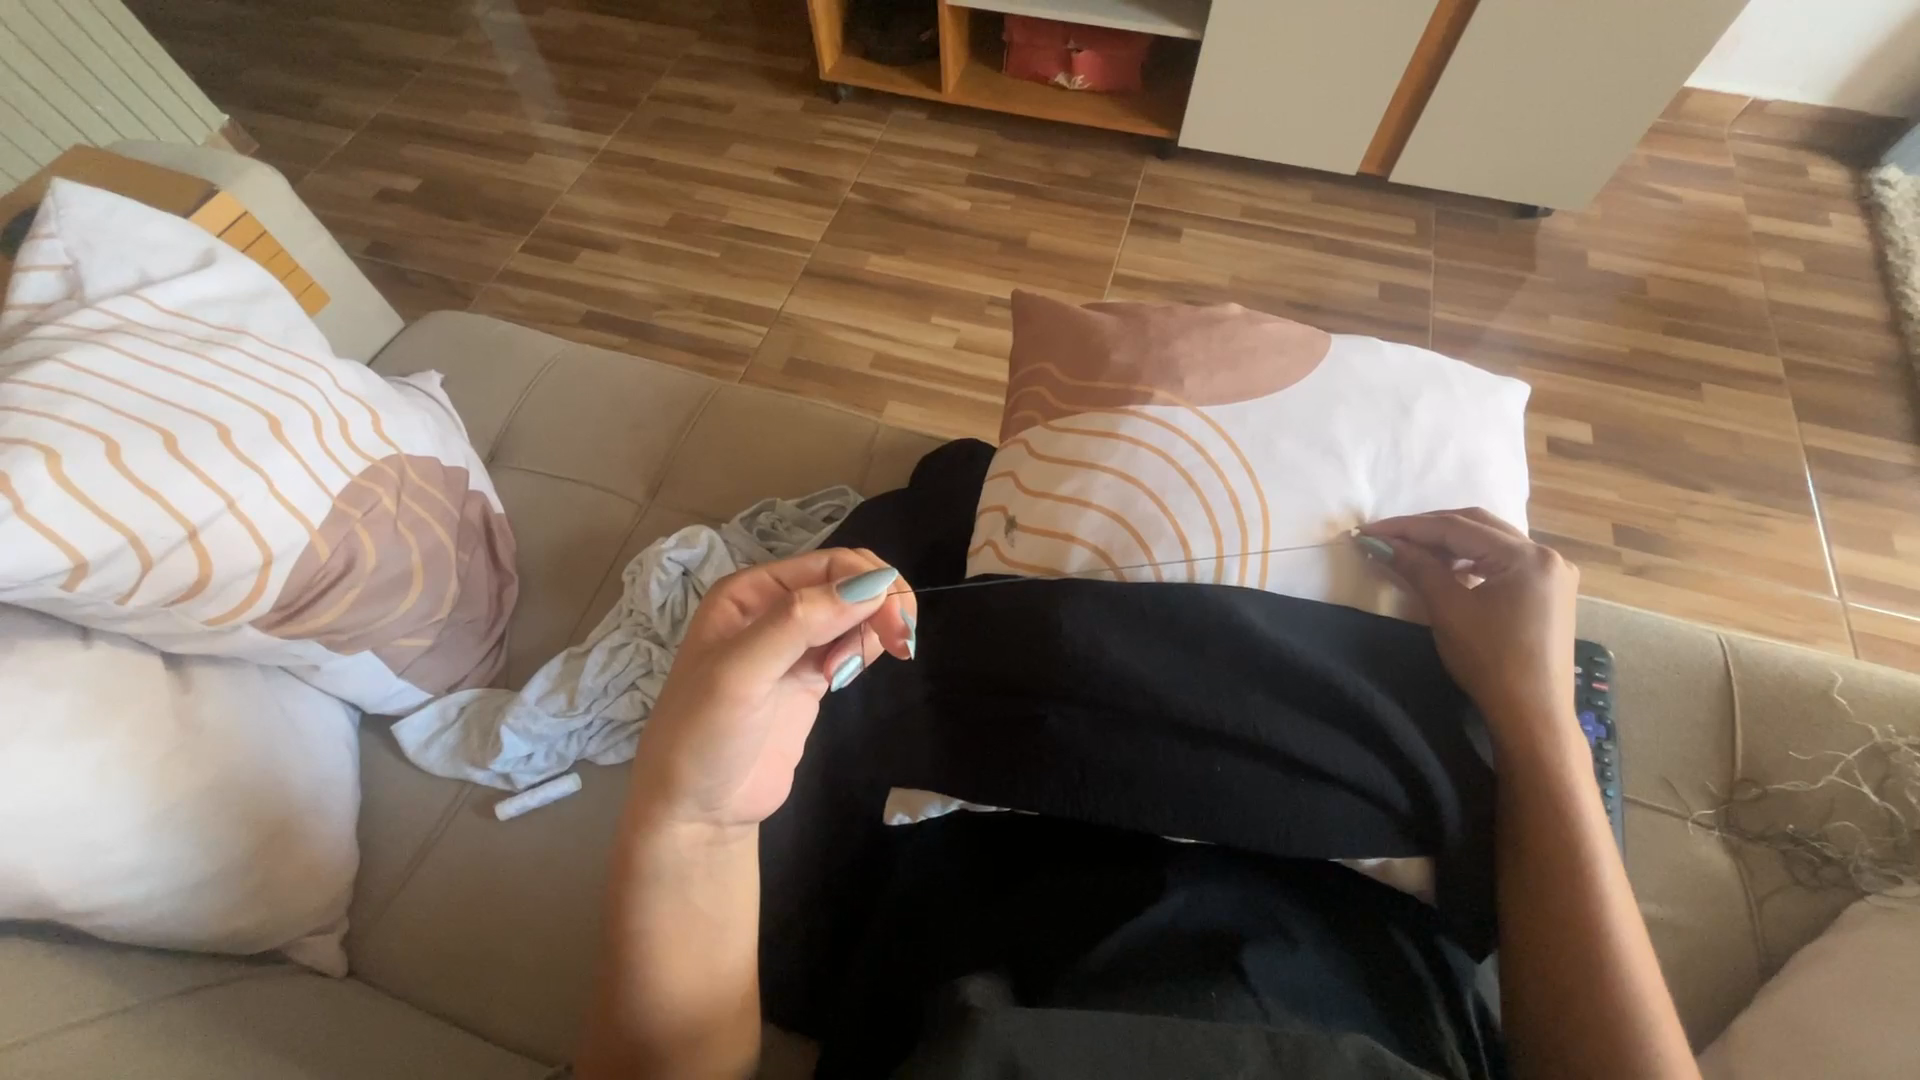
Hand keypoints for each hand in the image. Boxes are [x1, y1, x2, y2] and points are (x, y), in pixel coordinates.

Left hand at [629, 548, 916, 831]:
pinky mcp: (811, 675)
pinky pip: (853, 643)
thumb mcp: (740, 673)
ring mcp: (795, 643)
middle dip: (880, 602)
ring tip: (849, 672)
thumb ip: (800, 622)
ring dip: (874, 628)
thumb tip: (873, 586)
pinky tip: (849, 675)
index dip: (869, 583)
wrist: (697, 811)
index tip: (895, 623)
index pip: (829, 564)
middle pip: (849, 582)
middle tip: (900, 641)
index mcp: (750, 592)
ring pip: (856, 611)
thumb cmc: (703, 735)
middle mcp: (774, 608)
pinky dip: (866, 648)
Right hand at [1359, 509, 1578, 735]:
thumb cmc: (1489, 659)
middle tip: (1386, 537)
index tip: (1367, 530)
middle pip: (1476, 525)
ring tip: (1409, 551)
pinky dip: (1468, 558)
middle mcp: (1546, 555)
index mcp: (1527, 556)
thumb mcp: (1447, 608)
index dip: (1407, 527)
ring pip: (1489, 540)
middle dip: (1427, 528)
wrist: (1531, 712)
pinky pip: (1500, 560)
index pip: (1456, 527)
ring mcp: (1551, 573)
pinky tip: (1446, 569)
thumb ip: (1416, 566)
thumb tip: (1378, 542)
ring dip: (1447, 542)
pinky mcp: (1546, 591)